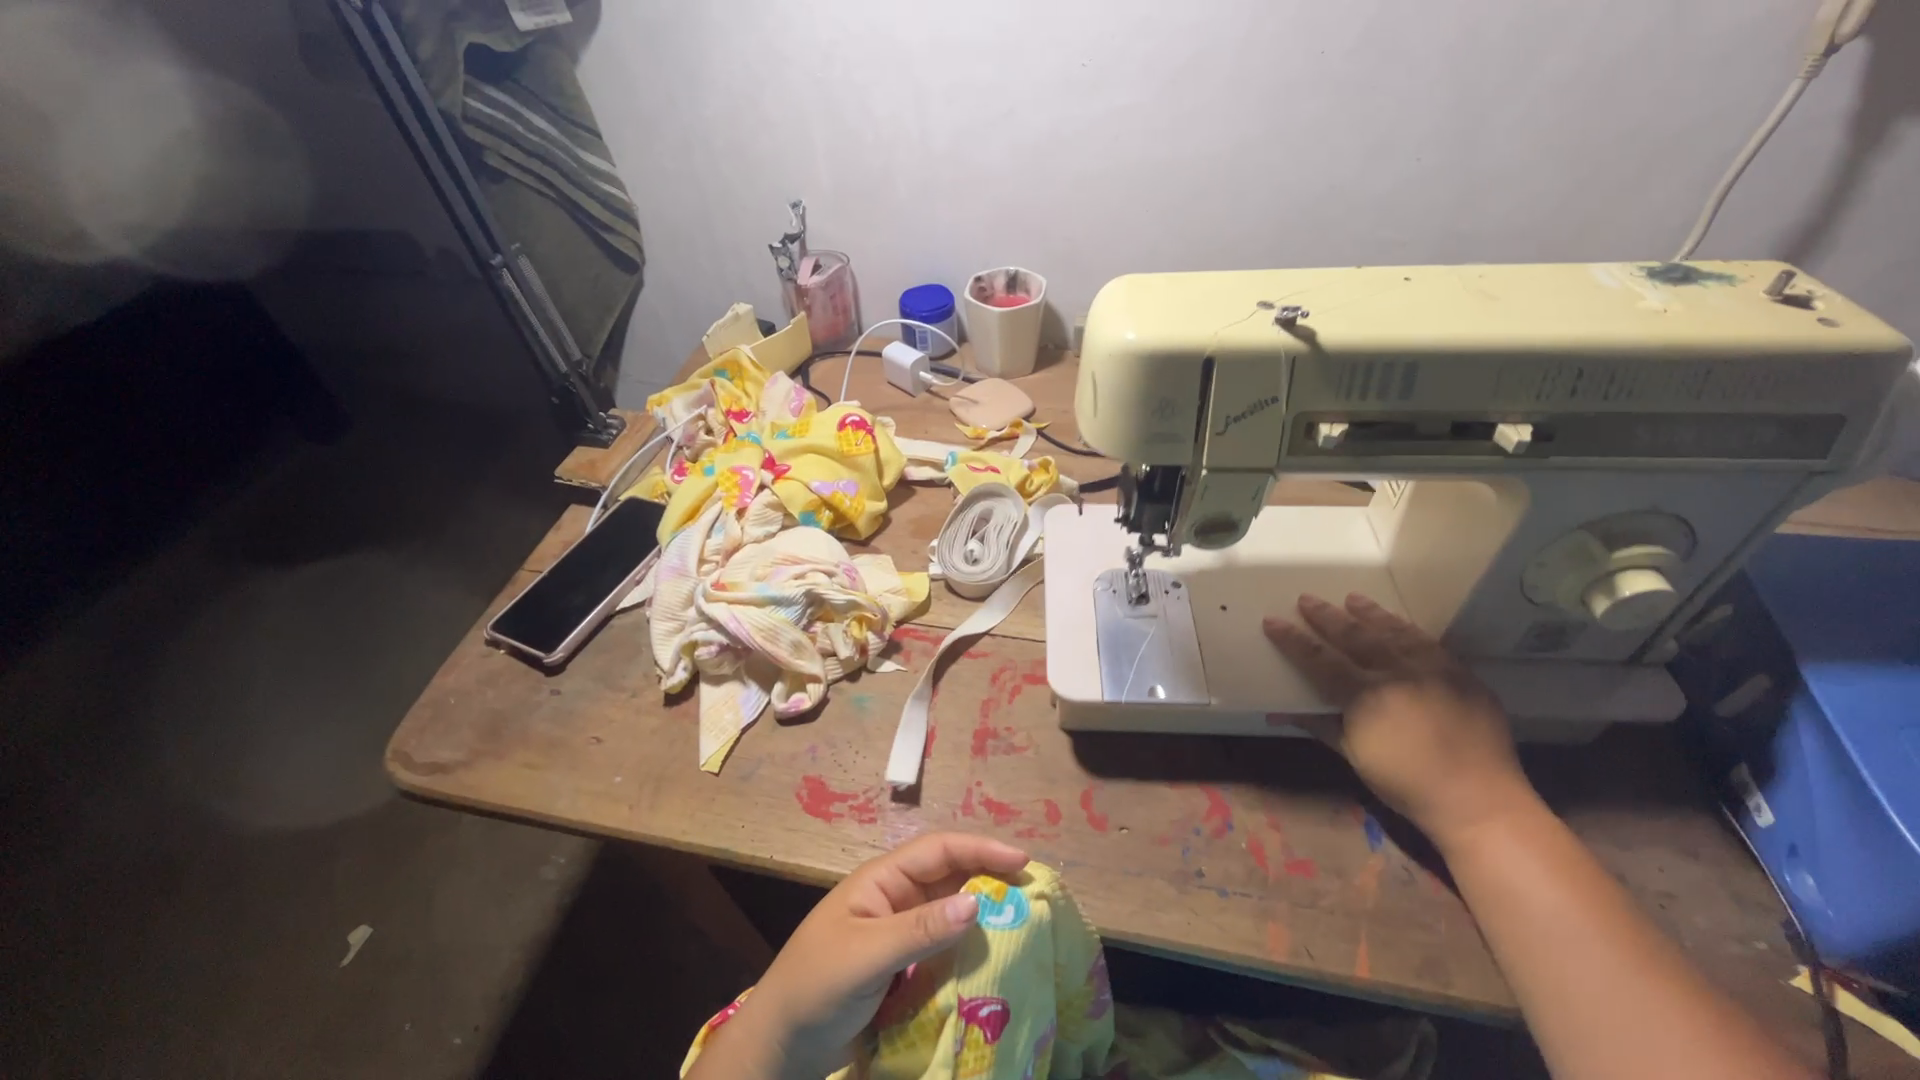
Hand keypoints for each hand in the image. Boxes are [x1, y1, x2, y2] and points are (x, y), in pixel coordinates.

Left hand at [691, 833, 1028, 1079]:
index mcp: (881, 881)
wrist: (781, 1043)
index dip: (980, 849)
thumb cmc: (815, 987)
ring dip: (984, 914)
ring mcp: (900, 932)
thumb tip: (977, 904)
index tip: (1022, 860)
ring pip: (951, 912)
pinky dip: (971, 947)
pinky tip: (994, 958)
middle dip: (990, 878)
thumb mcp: (865, 957)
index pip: (938, 851)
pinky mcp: (904, 966)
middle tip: (1033, 892)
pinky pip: (945, 947)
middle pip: (951, 877)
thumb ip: (919, 930)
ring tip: (1025, 922)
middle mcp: (895, 899)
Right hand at [1263, 593, 1538, 847]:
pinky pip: (1429, 644)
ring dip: (1371, 615)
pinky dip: (1408, 631)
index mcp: (1366, 696)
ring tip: (1353, 599)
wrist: (1478, 799)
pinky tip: (1399, 625)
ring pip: (1396, 632)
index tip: (1273, 621)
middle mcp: (1398, 673)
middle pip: (1356, 637)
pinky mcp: (1463, 675)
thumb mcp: (1355, 758)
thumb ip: (1323, 727)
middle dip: (1328, 617)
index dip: (1294, 640)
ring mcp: (1434, 670)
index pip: (1320, 660)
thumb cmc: (1407, 785)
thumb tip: (1285, 712)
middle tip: (1307, 599)